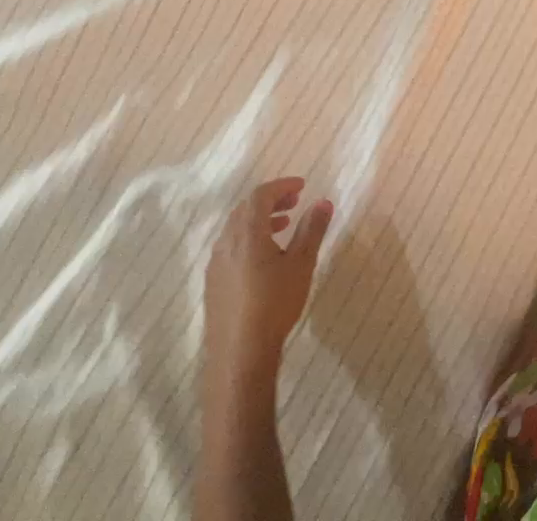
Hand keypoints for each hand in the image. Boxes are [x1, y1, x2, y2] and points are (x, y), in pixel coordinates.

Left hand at [205, 177, 332, 378]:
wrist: (240, 351)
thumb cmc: (275, 303)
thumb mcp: (301, 264)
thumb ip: (312, 229)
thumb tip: (323, 202)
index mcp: (247, 232)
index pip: (260, 195)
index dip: (281, 186)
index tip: (302, 186)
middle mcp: (226, 242)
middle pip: (245, 209)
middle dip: (271, 200)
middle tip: (295, 203)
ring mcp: (216, 263)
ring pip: (236, 229)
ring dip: (260, 220)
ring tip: (283, 227)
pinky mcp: (213, 282)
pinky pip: (230, 247)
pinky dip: (249, 239)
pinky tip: (265, 259)